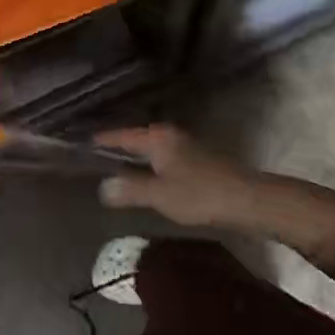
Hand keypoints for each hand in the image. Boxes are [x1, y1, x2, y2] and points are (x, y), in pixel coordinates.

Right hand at [94, 124, 262, 227]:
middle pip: (139, 138)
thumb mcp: (160, 195)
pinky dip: (154, 163)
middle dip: (122, 146)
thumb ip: (130, 190)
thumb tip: (102, 186)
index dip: (106, 139)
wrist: (247, 200)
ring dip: (139, 156)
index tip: (88, 140)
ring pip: (154, 147)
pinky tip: (153, 175)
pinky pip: (166, 156)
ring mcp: (187, 144)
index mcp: (157, 138)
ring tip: (122, 165)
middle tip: (101, 153)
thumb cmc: (199, 194)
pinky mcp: (199, 158)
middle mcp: (170, 134)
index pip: (124, 135)